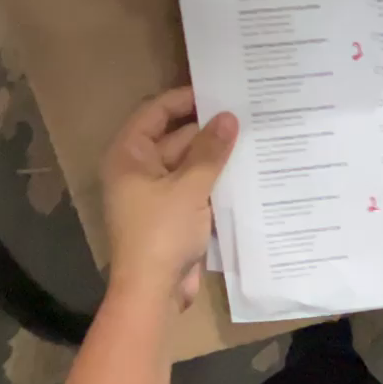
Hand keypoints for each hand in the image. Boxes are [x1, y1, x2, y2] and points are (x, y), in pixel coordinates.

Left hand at [100, 87, 238, 309]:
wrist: (153, 291)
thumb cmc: (162, 233)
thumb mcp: (189, 188)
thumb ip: (210, 152)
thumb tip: (229, 118)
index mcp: (130, 156)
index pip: (155, 112)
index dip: (185, 100)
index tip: (219, 92)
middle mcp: (139, 172)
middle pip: (175, 140)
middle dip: (207, 132)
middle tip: (246, 117)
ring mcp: (156, 197)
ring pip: (188, 168)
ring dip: (215, 160)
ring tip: (252, 142)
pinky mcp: (172, 219)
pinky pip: (195, 193)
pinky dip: (214, 186)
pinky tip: (245, 178)